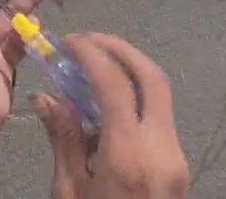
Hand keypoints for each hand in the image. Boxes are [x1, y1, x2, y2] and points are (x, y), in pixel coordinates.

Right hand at [34, 34, 187, 198]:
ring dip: (128, 71)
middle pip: (152, 77)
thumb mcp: (70, 192)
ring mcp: (177, 159)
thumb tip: (46, 98)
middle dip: (120, 49)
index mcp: (129, 155)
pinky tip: (106, 106)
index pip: (114, 82)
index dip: (90, 53)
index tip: (67, 42)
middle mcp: (162, 149)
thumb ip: (63, 140)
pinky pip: (159, 117)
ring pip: (159, 95)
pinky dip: (135, 97)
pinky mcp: (179, 168)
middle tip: (88, 42)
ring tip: (92, 69)